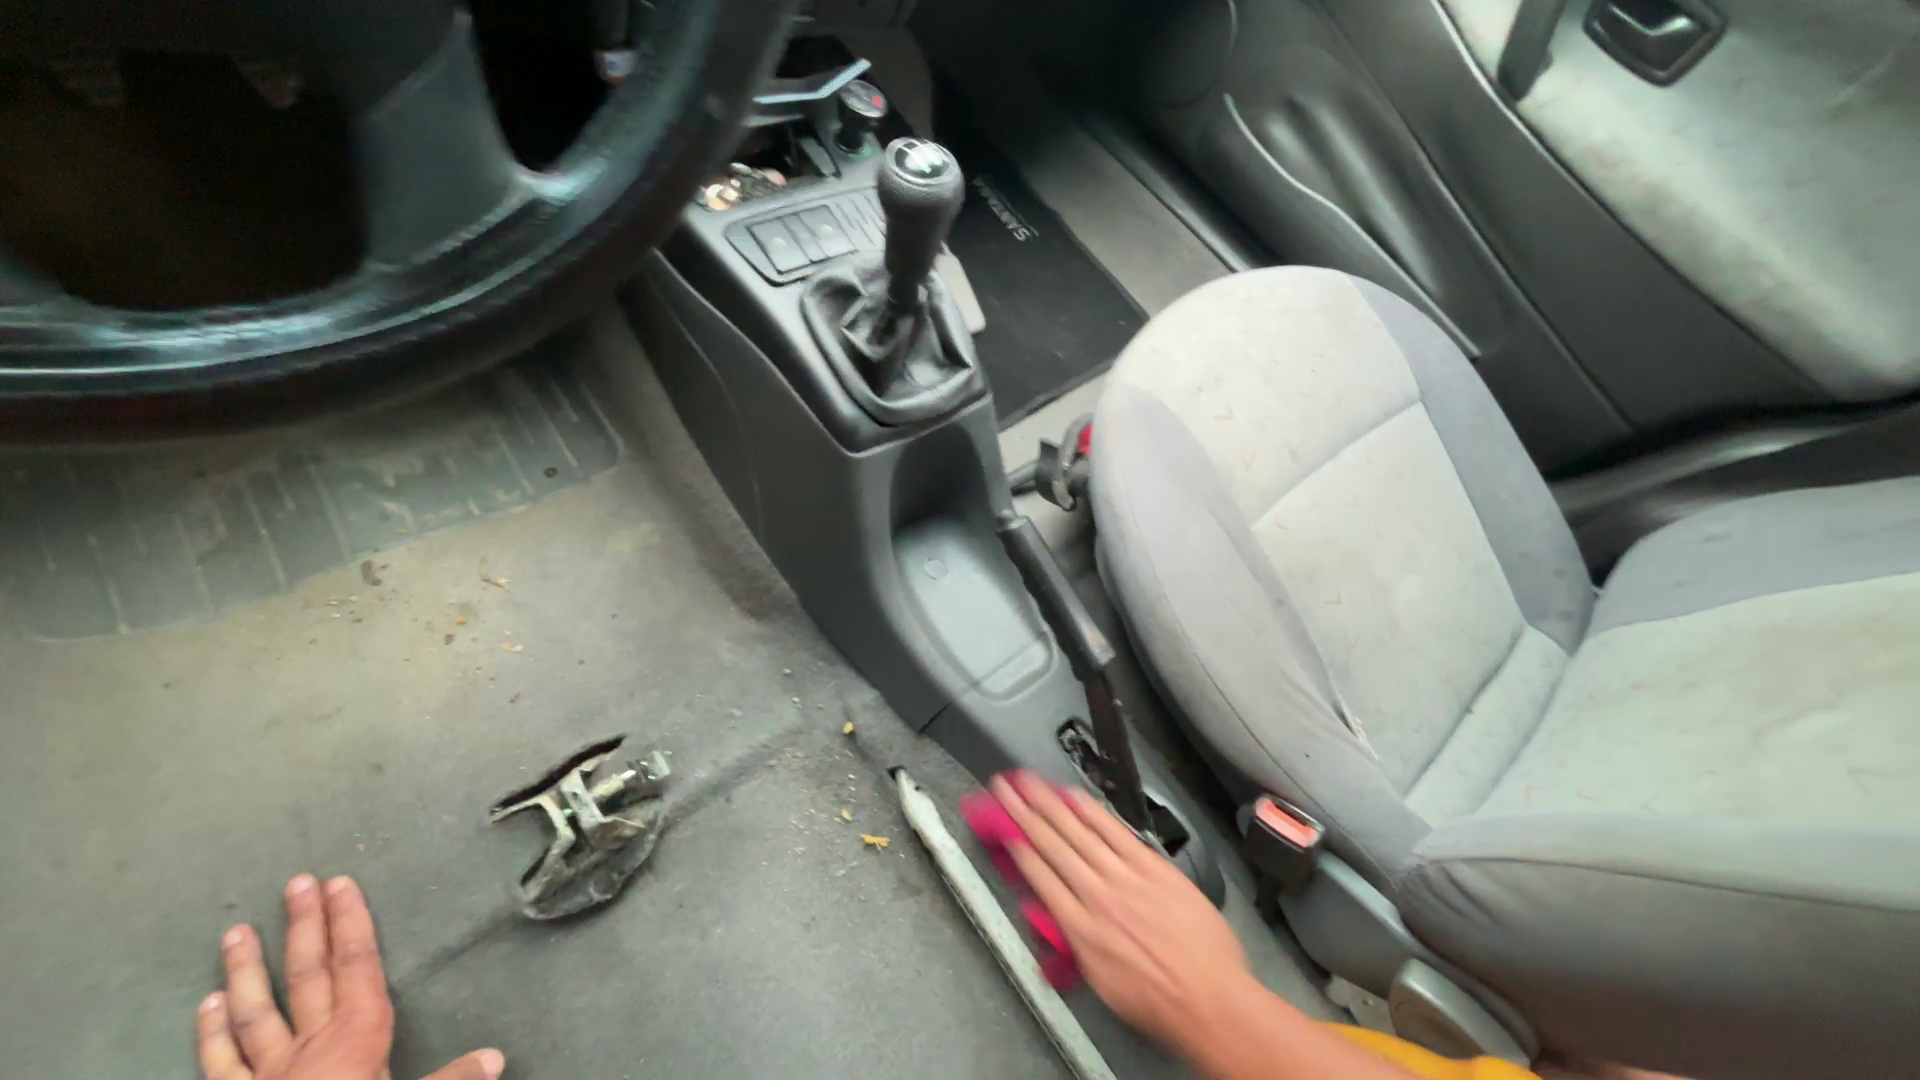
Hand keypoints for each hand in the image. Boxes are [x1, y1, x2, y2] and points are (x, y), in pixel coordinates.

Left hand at [196, 874, 504, 1079]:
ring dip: (247, 971)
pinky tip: (206, 1005)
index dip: (350, 922)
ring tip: (235, 932)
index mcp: (358, 1036)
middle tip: (297, 884)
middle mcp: (312, 1044)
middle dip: (305, 927)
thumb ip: (450, 1079)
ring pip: (257, 1013)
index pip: (355, 965)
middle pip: (309, 975)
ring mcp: (269, 1074)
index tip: (340, 883)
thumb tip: (497, 1055)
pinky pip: (222, 1065)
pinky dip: (211, 1035)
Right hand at [989, 772, 1252, 1046]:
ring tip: (1029, 782)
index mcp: (1079, 928)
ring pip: (1078, 832)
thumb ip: (1073, 943)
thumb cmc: (1158, 1000)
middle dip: (1024, 813)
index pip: (1039, 877)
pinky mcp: (1152, 867)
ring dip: (1049, 803)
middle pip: (1051, 845)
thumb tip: (1054, 918)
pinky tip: (1074, 795)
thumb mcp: (1099, 981)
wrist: (1208, 998)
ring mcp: (1124, 877)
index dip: (1017, 847)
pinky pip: (1115, 831)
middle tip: (1004, 788)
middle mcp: (1096, 896)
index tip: (1001, 826)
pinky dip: (1092, 811)